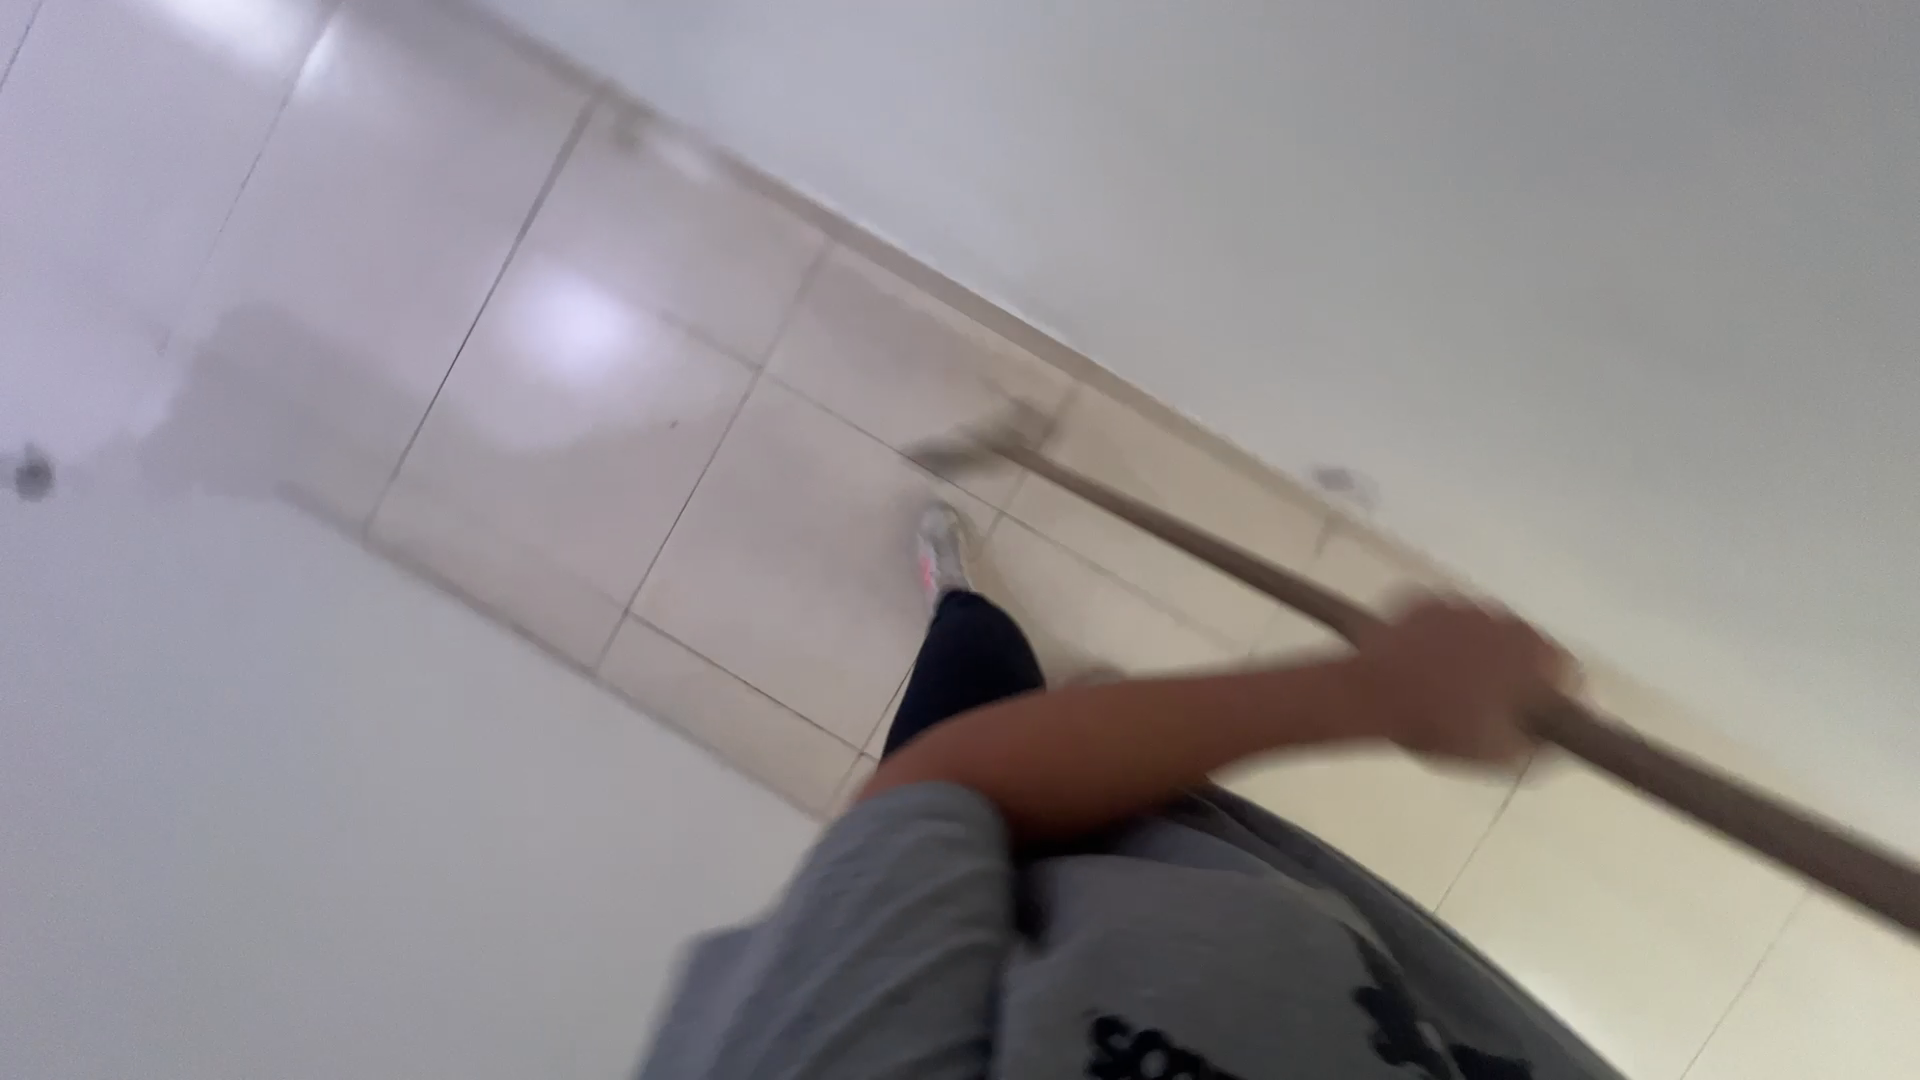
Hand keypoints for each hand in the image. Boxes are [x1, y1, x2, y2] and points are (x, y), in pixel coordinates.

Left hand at [1347, 596, 1571, 764]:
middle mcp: (1503, 618)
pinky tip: (1420, 658)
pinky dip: (1438, 634)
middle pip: (1525, 644)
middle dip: (1513, 668)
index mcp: (1534, 653)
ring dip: (1475, 648)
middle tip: (1484, 699)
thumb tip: (1551, 738)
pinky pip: (1442, 618)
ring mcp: (1459, 603)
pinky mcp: (1420, 598)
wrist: (1366, 693)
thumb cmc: (1438, 725)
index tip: (1529, 715)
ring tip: (1445, 679)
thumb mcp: (1503, 754)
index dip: (1551, 697)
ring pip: (1482, 628)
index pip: (1566, 672)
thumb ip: (1541, 745)